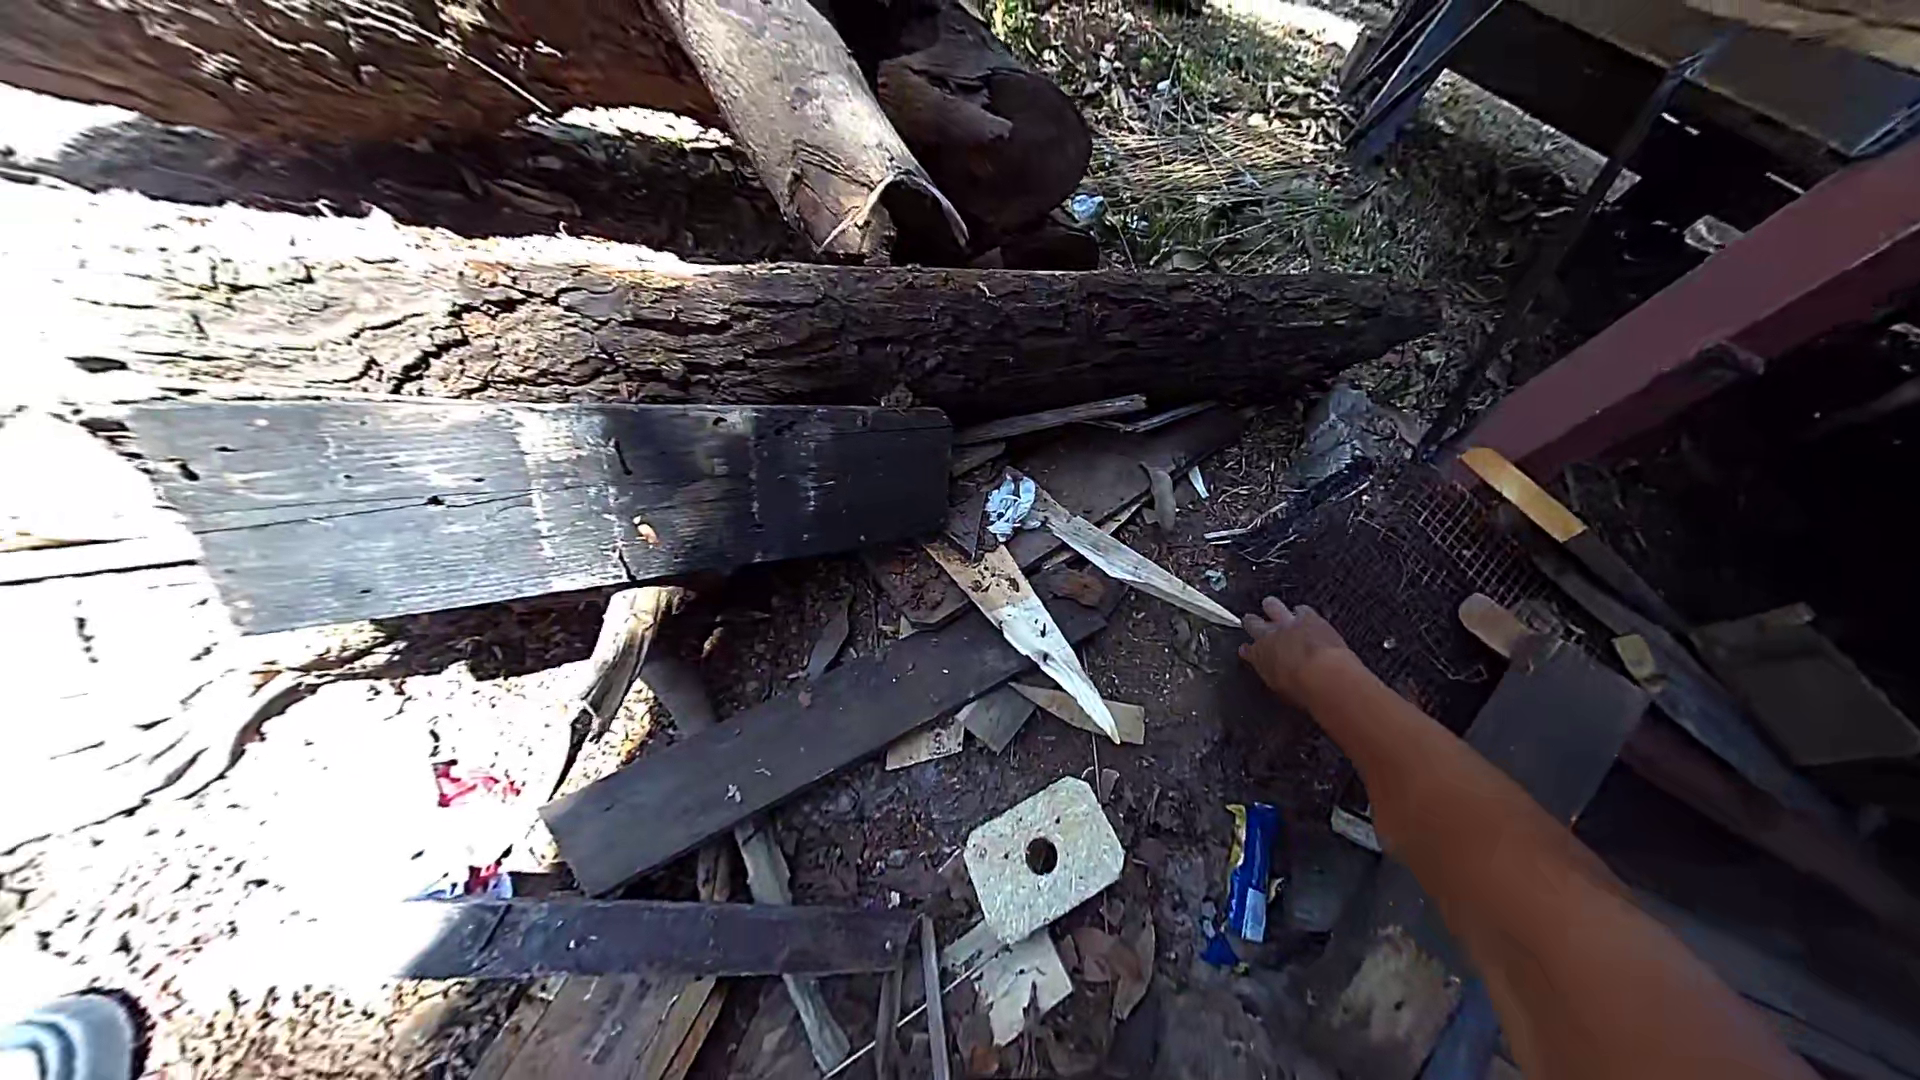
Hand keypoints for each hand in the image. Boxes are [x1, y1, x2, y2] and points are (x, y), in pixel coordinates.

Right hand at [1238, 597, 1353, 706]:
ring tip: (1270, 605)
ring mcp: (1288, 624)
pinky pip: (1302, 609)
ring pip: (1272, 606)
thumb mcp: (1279, 687)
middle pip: (1252, 622)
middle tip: (1251, 620)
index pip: (1248, 650)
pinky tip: (1302, 611)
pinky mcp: (1309, 618)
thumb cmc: (1301, 685)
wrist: (1323, 673)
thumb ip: (1272, 674)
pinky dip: (1301, 611)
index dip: (1247, 649)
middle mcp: (1269, 635)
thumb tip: (1271, 673)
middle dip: (1251, 621)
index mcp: (1259, 655)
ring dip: (1271, 606)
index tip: (1248, 650)